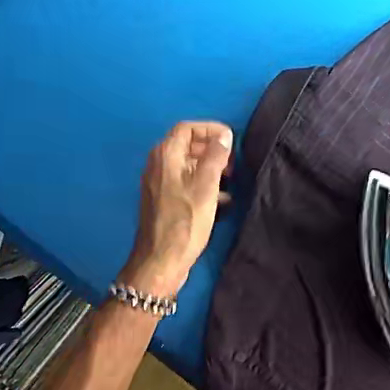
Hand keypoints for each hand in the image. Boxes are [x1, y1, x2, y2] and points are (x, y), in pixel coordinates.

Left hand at [119, 121, 233, 297]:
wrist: (161, 261)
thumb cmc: (185, 221)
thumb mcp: (206, 186)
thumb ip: (215, 156)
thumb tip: (224, 136)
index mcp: (165, 155)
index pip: (187, 128)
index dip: (210, 129)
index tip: (230, 140)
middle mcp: (158, 164)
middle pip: (187, 144)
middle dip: (212, 149)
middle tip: (232, 163)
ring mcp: (159, 183)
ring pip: (188, 165)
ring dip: (210, 168)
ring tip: (230, 180)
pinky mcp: (164, 201)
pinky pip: (185, 183)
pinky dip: (203, 184)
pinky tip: (222, 200)